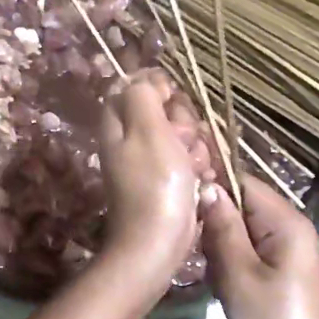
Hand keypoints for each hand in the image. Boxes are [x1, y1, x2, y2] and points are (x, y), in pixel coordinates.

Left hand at [97, 71, 201, 282]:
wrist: (158, 240)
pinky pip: (189, 159)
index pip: (133, 86)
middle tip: (183, 140)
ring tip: (193, 166)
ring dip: (196, 146)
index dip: (158, 87)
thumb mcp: (146, 131)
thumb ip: (141, 98)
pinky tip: (200, 179)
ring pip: (182, 134)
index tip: (172, 100)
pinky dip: (198, 167)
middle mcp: (130, 140)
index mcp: (117, 125)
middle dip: (183, 121)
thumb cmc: (154, 184)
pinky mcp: (168, 180)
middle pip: (164, 110)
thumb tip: (143, 79)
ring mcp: (149, 161)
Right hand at [197, 177, 318, 318]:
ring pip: (240, 227)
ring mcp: (286, 249)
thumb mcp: (238, 271)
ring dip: (216, 241)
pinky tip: (213, 275)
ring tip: (198, 260)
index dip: (211, 186)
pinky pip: (246, 247)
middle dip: (212, 218)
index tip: (178, 200)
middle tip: (186, 238)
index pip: (244, 182)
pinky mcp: (278, 268)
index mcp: (287, 222)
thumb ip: (222, 226)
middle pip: (242, 204)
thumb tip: (206, 186)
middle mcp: (290, 227)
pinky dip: (226, 257)